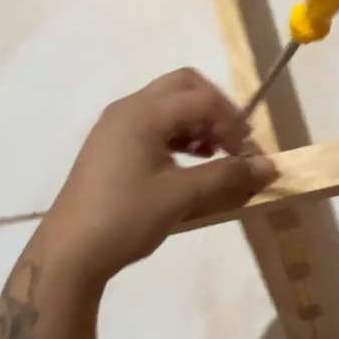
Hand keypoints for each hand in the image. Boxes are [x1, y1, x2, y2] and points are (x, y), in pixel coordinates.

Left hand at [38, 69, 277, 284]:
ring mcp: (116, 125)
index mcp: (143, 113)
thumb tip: (268, 166)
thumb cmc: (126, 217)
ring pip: (168, 103)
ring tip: (216, 155)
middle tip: (234, 140)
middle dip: (215, 109)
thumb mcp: (182, 196)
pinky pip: (153, 123)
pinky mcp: (111, 144)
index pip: (202, 99)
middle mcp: (128, 108)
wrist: (69, 252)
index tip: (248, 153)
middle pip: (184, 86)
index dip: (233, 122)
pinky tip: (191, 162)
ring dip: (197, 121)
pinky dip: (178, 134)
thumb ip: (228, 176)